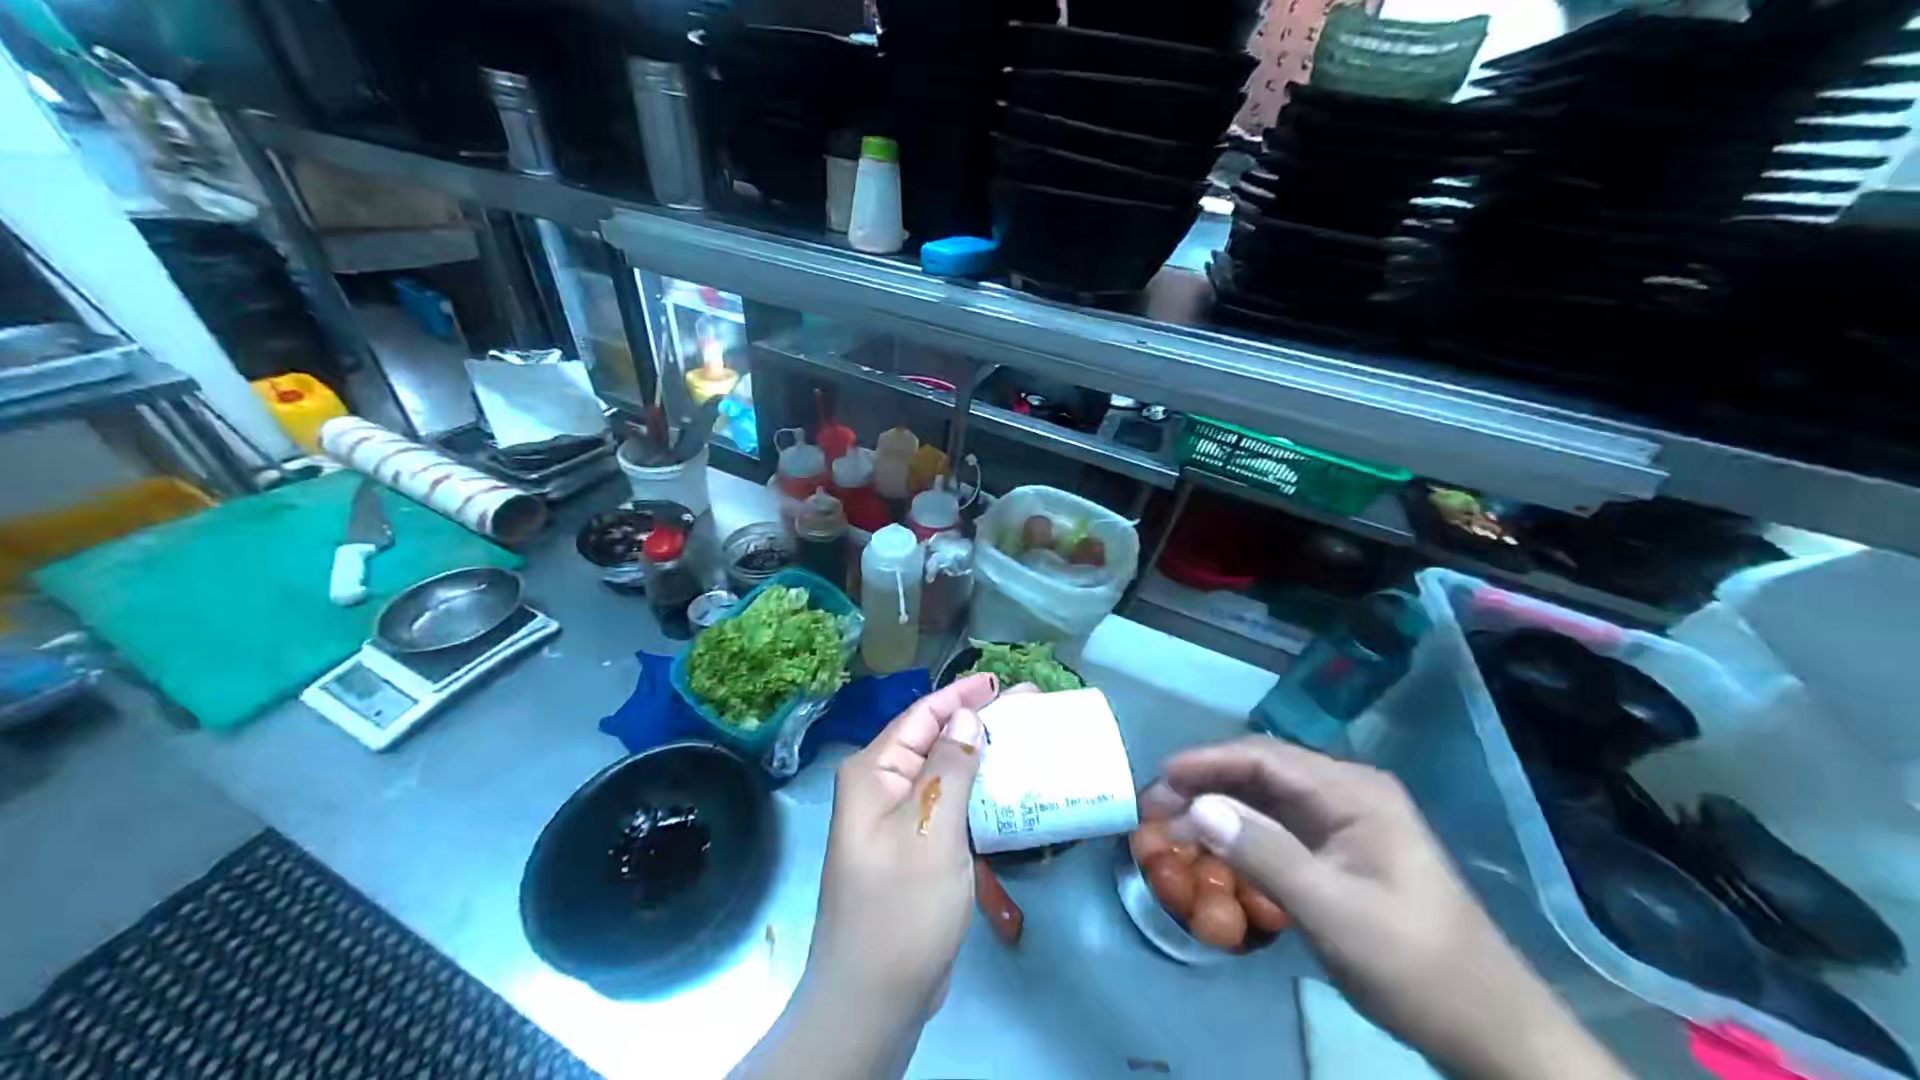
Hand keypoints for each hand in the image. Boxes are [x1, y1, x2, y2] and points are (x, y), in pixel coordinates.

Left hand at [808, 671, 994, 1012]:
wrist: (874, 997)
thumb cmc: (901, 908)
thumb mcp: (931, 831)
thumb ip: (949, 768)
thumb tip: (966, 715)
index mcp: (874, 774)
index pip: (922, 717)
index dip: (961, 696)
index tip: (1001, 682)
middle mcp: (881, 788)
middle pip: (934, 741)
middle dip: (978, 723)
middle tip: (1029, 709)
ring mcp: (897, 821)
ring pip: (945, 774)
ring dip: (983, 759)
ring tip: (1027, 743)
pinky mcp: (915, 848)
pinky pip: (949, 807)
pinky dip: (979, 796)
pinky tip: (1011, 791)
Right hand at [1144, 736, 1630, 1079]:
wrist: (1489, 1030)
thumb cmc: (1415, 965)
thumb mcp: (1334, 912)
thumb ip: (1264, 854)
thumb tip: (1196, 807)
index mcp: (1354, 792)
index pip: (1265, 757)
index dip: (1207, 762)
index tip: (1159, 777)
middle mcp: (1348, 794)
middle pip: (1262, 772)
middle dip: (1207, 783)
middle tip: (1155, 806)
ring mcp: (1346, 823)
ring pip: (1266, 799)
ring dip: (1220, 807)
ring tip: (1172, 824)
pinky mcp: (1341, 852)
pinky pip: (1279, 827)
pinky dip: (1241, 832)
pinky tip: (1214, 846)